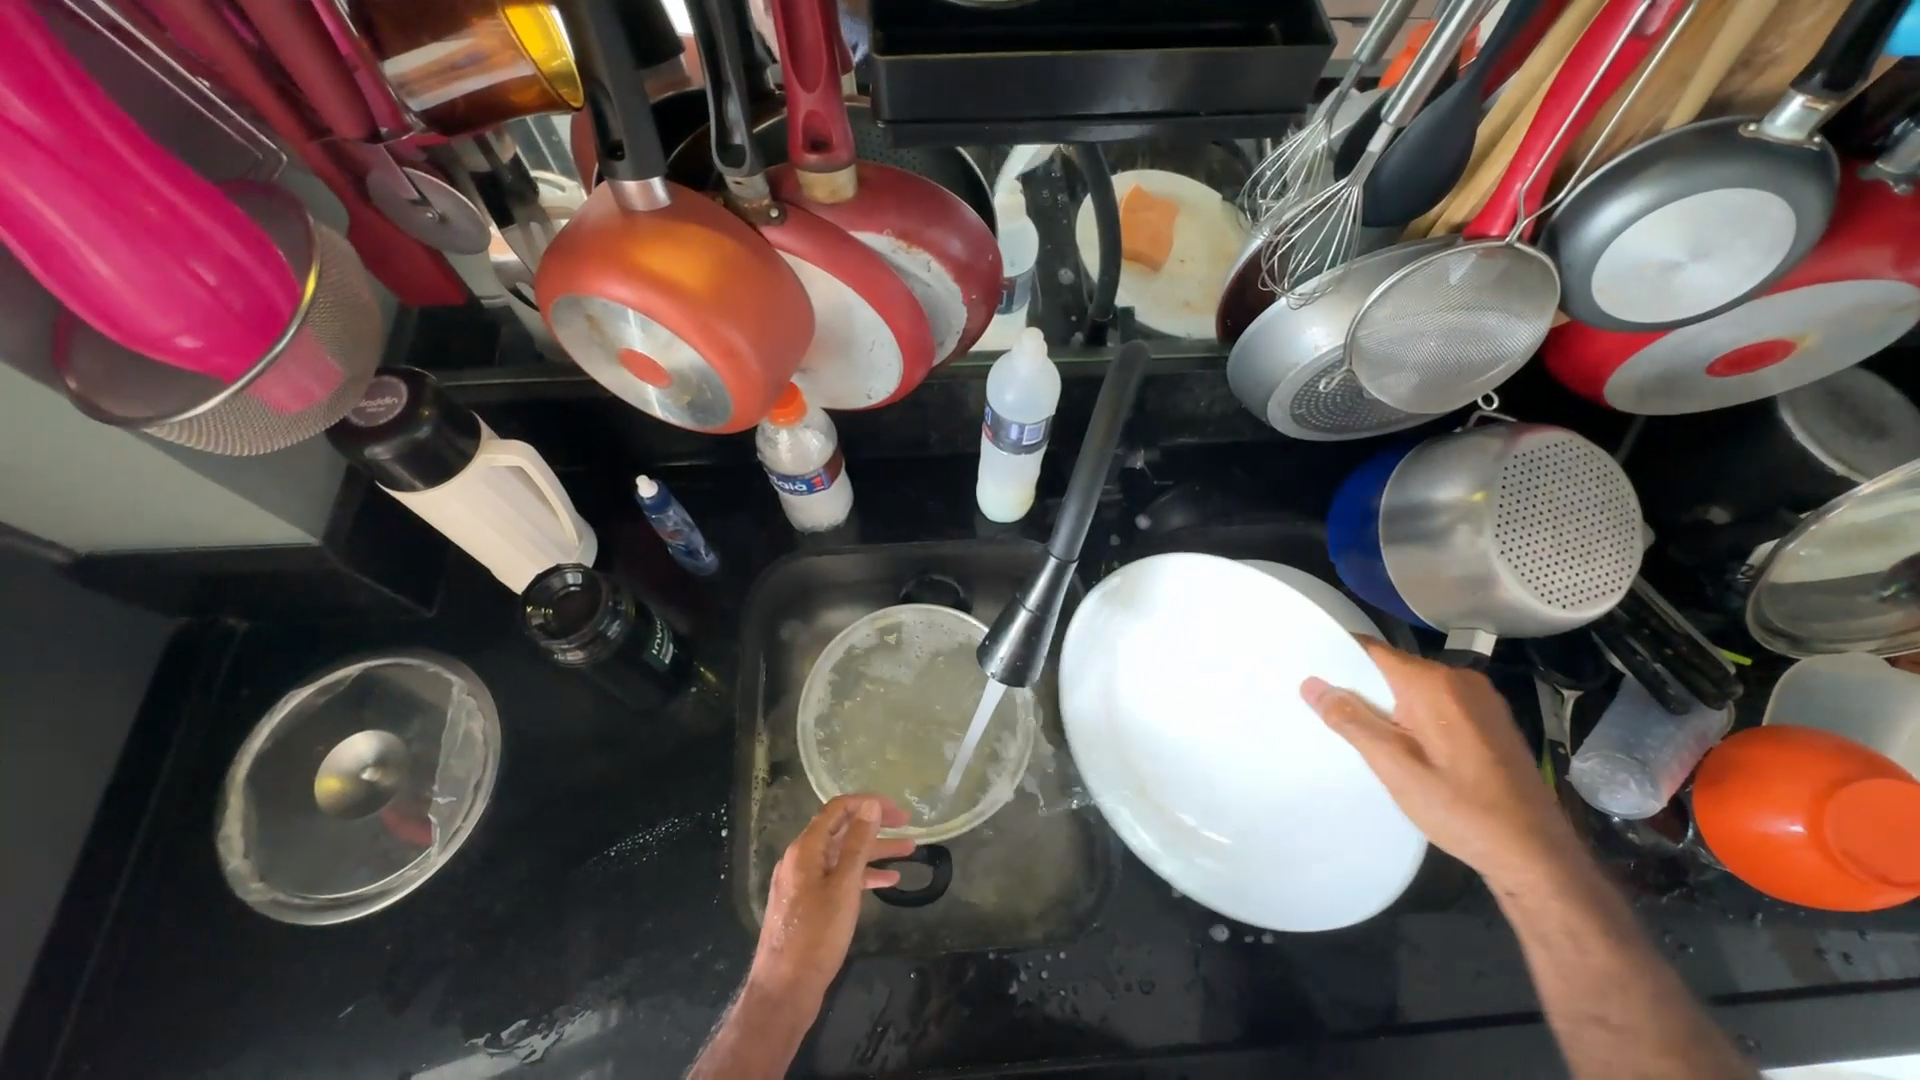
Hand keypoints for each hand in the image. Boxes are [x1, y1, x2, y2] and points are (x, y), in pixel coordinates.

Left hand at [752, 795, 913, 1005]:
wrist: (784, 989)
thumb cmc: (816, 935)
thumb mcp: (843, 887)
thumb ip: (857, 844)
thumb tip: (869, 805)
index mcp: (805, 849)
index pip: (837, 809)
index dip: (868, 803)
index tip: (898, 811)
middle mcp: (800, 859)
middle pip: (841, 831)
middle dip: (875, 826)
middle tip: (908, 825)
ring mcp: (802, 882)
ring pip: (842, 856)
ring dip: (874, 852)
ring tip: (909, 852)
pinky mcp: (807, 903)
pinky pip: (838, 878)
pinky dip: (861, 876)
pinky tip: (887, 883)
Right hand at [1302, 640, 1575, 884]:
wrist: (1535, 852)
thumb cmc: (1460, 809)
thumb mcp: (1395, 767)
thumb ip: (1352, 721)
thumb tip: (1312, 684)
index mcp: (1434, 684)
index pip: (1372, 650)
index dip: (1338, 657)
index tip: (1310, 672)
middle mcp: (1460, 679)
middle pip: (1394, 668)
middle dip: (1362, 687)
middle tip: (1331, 714)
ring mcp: (1482, 699)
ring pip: (1417, 687)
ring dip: (1390, 704)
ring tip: (1365, 734)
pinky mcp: (1492, 719)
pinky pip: (1440, 703)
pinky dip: (1416, 715)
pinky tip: (1408, 746)